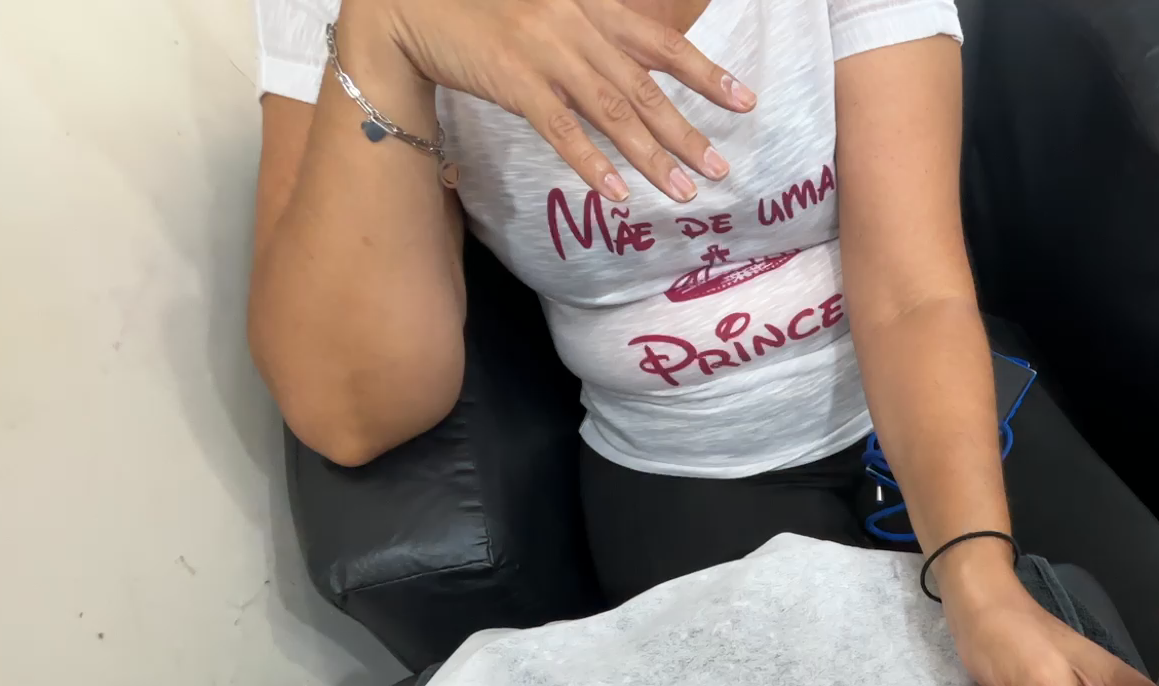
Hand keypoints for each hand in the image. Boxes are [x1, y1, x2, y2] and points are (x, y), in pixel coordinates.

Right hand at [346, 0, 753, 201]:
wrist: (414, 0)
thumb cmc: (491, 7)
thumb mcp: (554, 8)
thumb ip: (599, 33)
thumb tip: (644, 68)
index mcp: (592, 6)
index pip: (661, 44)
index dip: (706, 74)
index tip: (745, 102)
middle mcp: (576, 26)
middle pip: (645, 88)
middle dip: (687, 132)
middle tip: (721, 169)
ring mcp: (545, 53)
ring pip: (612, 113)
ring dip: (651, 156)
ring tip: (684, 192)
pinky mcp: (514, 81)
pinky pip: (561, 130)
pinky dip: (591, 162)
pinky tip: (618, 193)